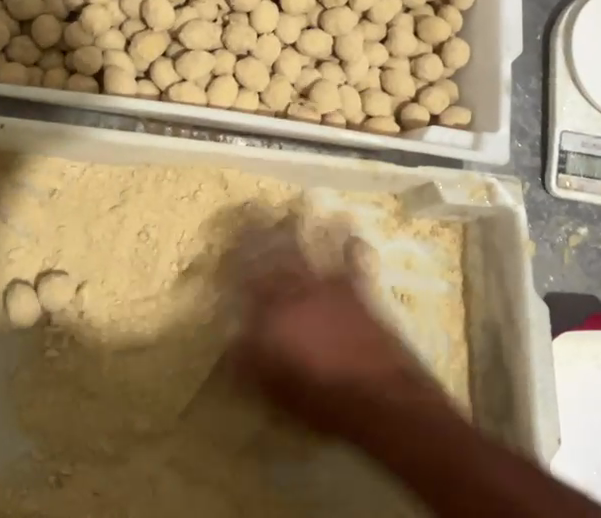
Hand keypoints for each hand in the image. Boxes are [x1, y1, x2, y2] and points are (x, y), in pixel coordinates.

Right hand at [226, 224, 448, 438]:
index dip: (229, 257)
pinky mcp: (359, 289)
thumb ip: (246, 358)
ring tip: (296, 202)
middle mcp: (296, 288)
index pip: (242, 274)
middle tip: (249, 206)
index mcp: (270, 310)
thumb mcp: (271, 386)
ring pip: (311, 243)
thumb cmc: (319, 398)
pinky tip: (350, 229)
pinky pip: (353, 255)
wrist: (379, 396)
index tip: (220, 244)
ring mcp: (330, 284)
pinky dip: (350, 240)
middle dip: (258, 226)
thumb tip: (229, 337)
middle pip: (273, 248)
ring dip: (303, 222)